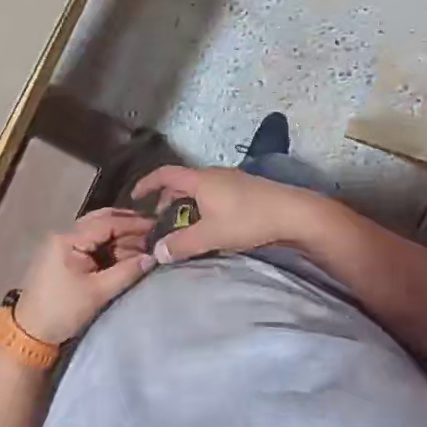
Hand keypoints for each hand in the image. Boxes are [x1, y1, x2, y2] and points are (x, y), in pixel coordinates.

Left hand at [11, 210, 155, 343]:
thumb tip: (153, 257)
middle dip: (127, 224)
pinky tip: (125, 251)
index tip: (156, 226)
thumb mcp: (98, 292)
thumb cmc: (62, 311)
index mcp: (68, 239)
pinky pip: (92, 241)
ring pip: (97, 229)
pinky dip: (110, 244)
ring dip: (119, 234)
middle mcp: (64, 234)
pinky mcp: (64, 255)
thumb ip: (127, 272)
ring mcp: (63, 243)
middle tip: (152, 231)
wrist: (29, 335)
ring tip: (142, 243)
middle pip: (102, 220)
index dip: (134, 223)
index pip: (107, 222)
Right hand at [131, 166, 344, 263]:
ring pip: (200, 189)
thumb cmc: (248, 219)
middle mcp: (215, 175)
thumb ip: (181, 244)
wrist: (293, 213)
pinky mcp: (247, 191)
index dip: (147, 183)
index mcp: (201, 179)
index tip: (134, 196)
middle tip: (158, 218)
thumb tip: (157, 252)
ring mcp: (233, 181)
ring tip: (182, 226)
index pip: (166, 174)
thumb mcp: (210, 235)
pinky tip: (209, 225)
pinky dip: (203, 206)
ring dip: (186, 204)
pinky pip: (215, 195)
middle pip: (183, 181)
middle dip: (167, 198)